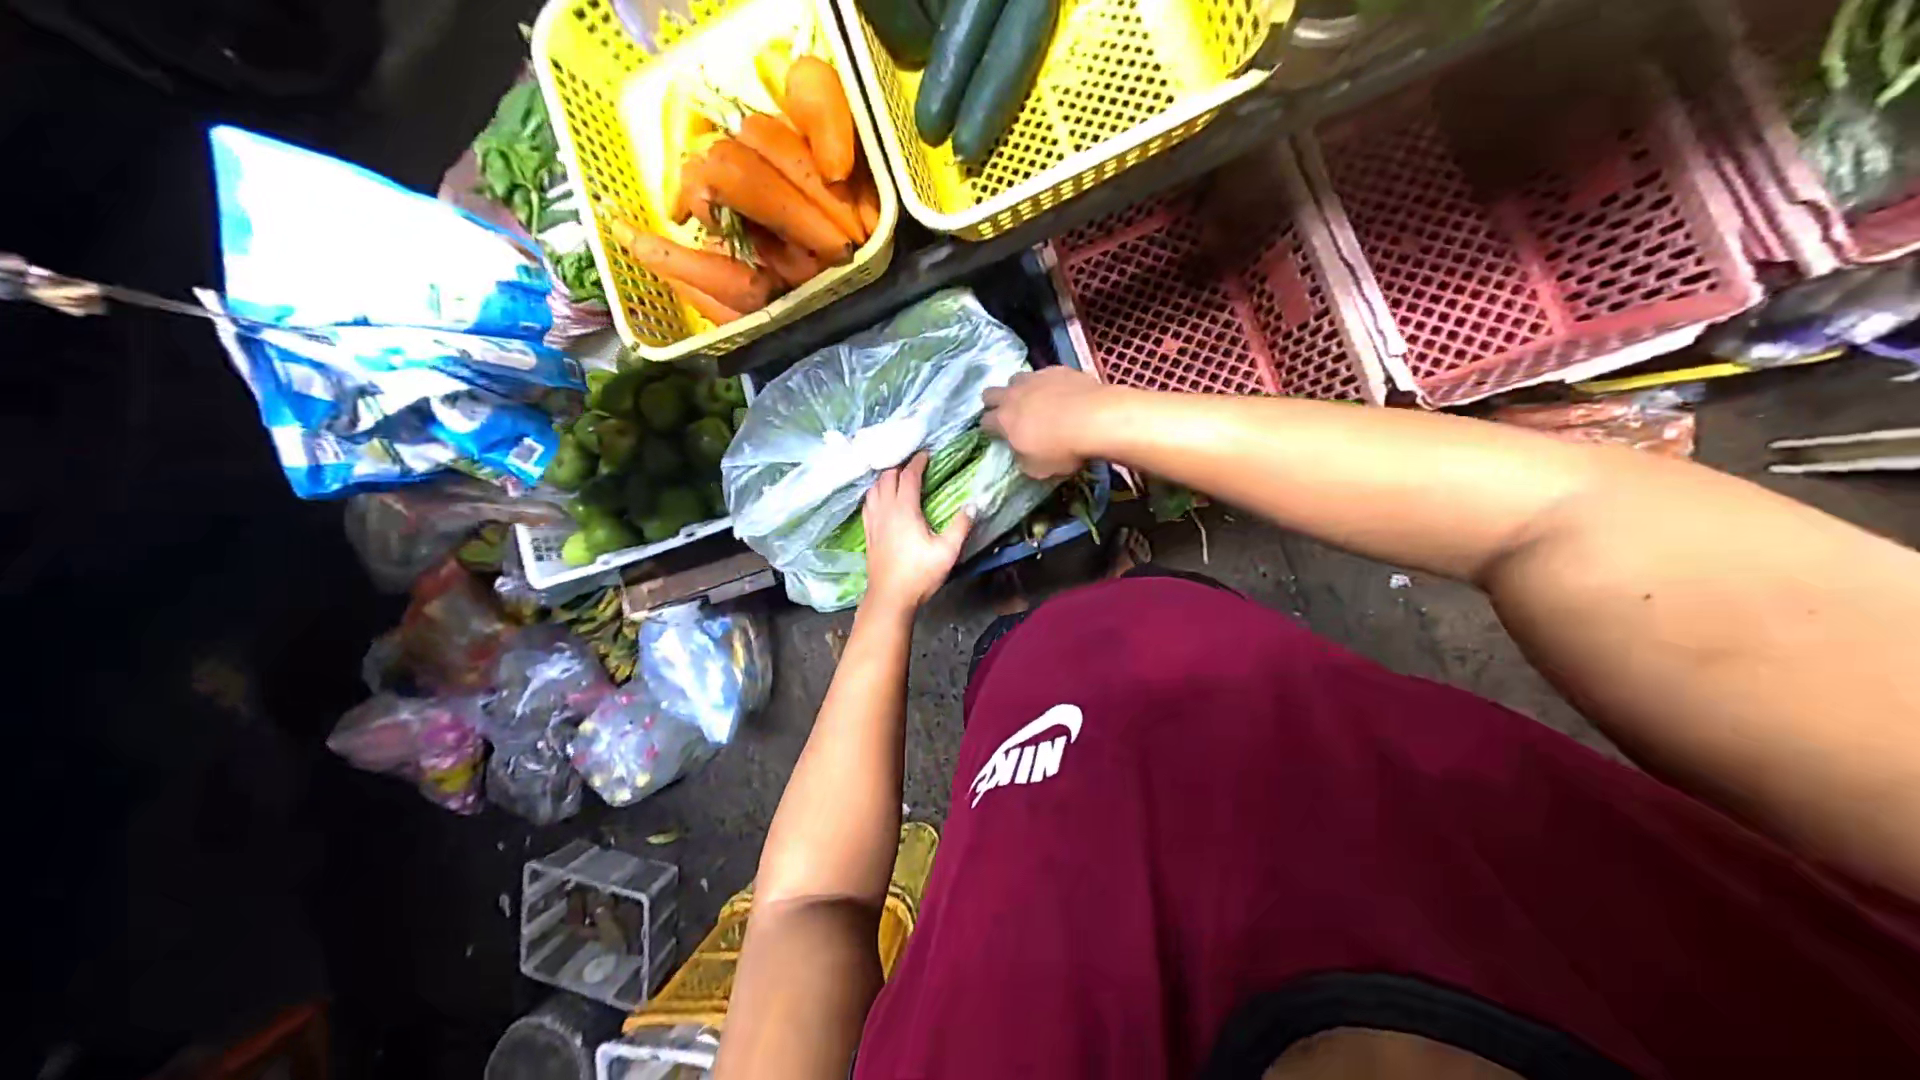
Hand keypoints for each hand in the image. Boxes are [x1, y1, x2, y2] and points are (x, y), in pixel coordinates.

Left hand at [861, 452, 973, 613]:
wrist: (890, 597)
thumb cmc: (920, 574)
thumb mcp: (947, 551)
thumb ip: (961, 525)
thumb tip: (973, 504)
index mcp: (904, 509)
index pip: (909, 476)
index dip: (917, 463)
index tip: (926, 455)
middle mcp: (885, 510)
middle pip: (887, 477)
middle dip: (899, 466)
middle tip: (913, 464)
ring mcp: (873, 521)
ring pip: (874, 489)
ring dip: (884, 478)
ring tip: (896, 476)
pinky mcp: (868, 533)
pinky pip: (868, 503)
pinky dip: (874, 493)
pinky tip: (880, 498)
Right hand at [981, 367, 1109, 478]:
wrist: (1097, 419)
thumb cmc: (1063, 450)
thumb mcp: (1038, 469)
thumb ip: (1023, 459)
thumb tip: (1021, 453)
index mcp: (1003, 421)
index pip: (984, 422)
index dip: (989, 429)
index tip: (998, 435)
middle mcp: (1013, 395)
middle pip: (990, 393)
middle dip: (994, 403)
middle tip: (1009, 414)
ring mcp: (1035, 378)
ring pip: (1016, 378)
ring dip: (1019, 389)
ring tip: (1034, 400)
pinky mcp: (1058, 369)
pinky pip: (1044, 374)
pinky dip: (1047, 383)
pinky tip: (1061, 393)